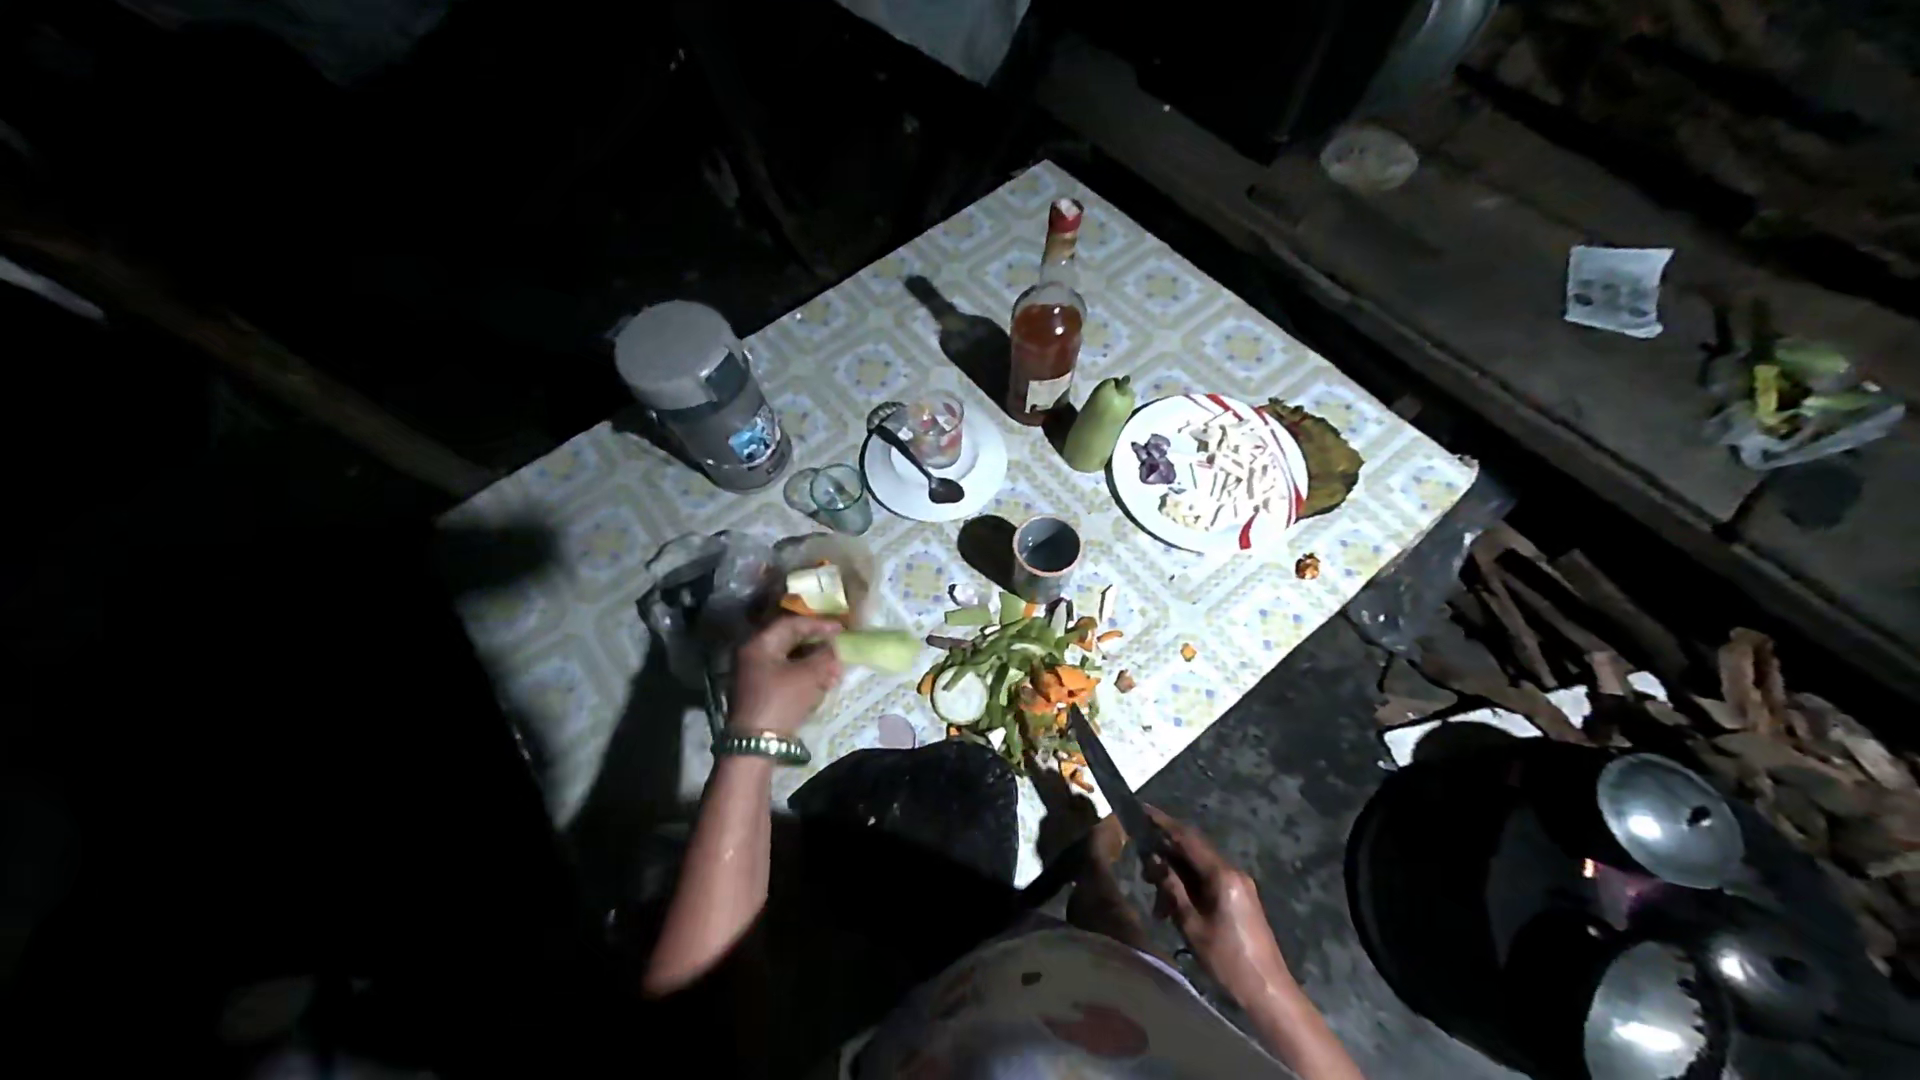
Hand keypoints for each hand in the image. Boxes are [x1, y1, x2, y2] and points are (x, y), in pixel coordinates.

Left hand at [728, 616, 843, 737]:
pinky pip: (786, 675)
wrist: (757, 745)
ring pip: (789, 660)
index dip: (818, 624)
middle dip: (817, 644)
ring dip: (813, 662)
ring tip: (835, 668)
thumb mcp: (808, 676)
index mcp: (759, 645)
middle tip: (838, 647)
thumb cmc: (781, 701)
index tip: (840, 628)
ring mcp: (754, 675)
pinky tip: (823, 682)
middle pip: (789, 641)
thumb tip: (836, 647)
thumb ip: (825, 656)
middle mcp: (753, 655)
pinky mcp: (760, 692)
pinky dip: (805, 675)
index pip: (791, 624)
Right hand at [1144, 805, 1293, 1004]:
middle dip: (1165, 857)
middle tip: (1143, 871)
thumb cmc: (1228, 960)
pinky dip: (1188, 889)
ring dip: (1175, 879)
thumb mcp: (1192, 924)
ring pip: (1197, 869)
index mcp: (1222, 874)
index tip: (1141, 810)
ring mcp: (1238, 885)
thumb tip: (1154, 858)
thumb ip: (1172, 887)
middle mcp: (1232, 871)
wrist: (1268, 993)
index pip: (1188, 837)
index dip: (1163, 822)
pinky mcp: (1239, 898)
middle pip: (1192, 851)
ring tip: (1157, 905)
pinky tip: (1173, 910)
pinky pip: (1207, 882)